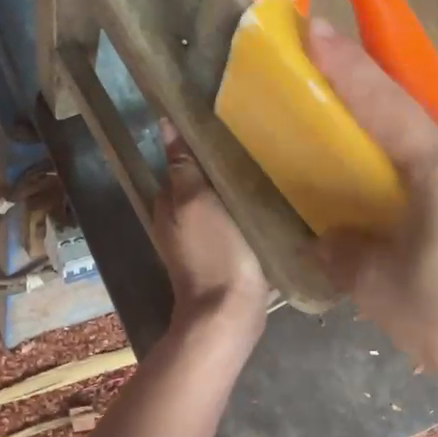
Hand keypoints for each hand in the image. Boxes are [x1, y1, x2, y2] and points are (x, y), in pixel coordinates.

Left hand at [153, 126, 269, 337]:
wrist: (228, 315)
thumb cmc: (212, 254)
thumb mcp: (195, 203)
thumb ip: (183, 167)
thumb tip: (164, 125)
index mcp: (169, 205)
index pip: (181, 161)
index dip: (201, 142)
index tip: (231, 122)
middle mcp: (181, 221)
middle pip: (204, 183)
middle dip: (225, 165)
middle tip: (260, 142)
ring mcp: (205, 242)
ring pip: (223, 204)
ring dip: (241, 190)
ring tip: (272, 167)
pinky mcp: (229, 258)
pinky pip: (239, 226)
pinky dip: (250, 214)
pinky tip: (273, 205)